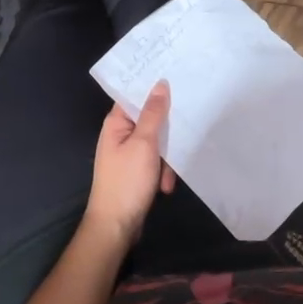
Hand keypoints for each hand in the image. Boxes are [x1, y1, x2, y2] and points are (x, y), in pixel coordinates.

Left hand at [83, 81, 175, 248]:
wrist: (115, 227)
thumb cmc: (127, 181)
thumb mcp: (144, 144)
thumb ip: (153, 114)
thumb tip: (160, 83)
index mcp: (116, 123)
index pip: (134, 94)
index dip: (153, 86)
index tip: (176, 77)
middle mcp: (119, 134)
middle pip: (149, 117)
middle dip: (166, 128)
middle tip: (186, 125)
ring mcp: (127, 153)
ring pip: (155, 141)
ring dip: (166, 156)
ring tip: (168, 174)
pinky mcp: (135, 170)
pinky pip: (154, 160)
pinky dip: (161, 171)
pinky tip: (165, 186)